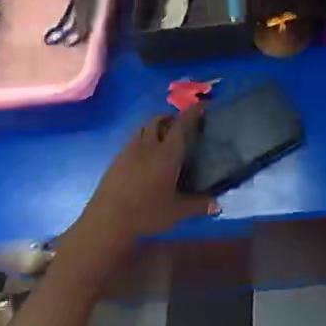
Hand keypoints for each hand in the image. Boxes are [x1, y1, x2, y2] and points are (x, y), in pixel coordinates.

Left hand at [61, 108, 215, 275]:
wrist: (108, 219)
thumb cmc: (147, 212)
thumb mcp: (177, 211)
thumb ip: (199, 205)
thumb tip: (217, 205)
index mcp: (167, 153)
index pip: (181, 126)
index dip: (192, 113)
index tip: (201, 106)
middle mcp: (148, 146)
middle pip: (157, 120)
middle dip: (170, 117)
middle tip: (180, 125)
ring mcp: (129, 151)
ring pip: (143, 129)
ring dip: (154, 127)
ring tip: (162, 139)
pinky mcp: (116, 160)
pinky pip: (132, 141)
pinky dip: (142, 140)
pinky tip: (145, 157)